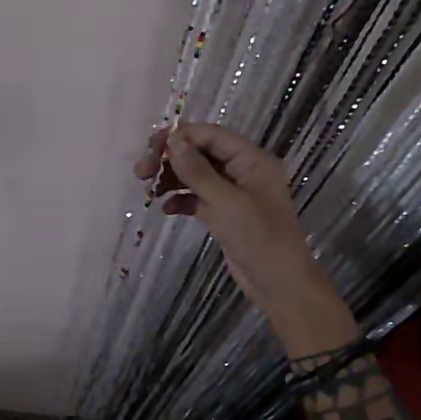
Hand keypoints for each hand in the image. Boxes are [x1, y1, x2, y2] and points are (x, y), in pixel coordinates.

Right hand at [134, 123, 358, 357]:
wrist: (279, 283)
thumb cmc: (259, 238)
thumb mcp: (226, 202)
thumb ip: (198, 171)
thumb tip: (173, 141)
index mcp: (252, 160)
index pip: (211, 136)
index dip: (181, 136)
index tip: (151, 148)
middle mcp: (243, 172)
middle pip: (201, 153)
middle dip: (171, 159)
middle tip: (141, 171)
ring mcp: (234, 194)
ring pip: (197, 176)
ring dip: (172, 179)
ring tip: (149, 191)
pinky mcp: (225, 215)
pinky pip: (198, 198)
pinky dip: (181, 200)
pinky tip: (166, 209)